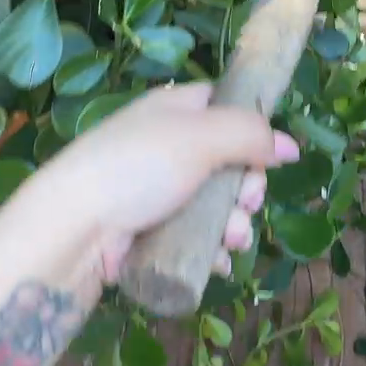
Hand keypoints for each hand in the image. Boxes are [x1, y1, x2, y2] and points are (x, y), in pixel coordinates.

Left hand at [24, 83, 298, 280]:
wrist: (75, 228)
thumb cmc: (138, 166)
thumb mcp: (202, 136)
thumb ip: (251, 135)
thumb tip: (290, 148)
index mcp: (175, 110)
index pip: (225, 104)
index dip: (252, 127)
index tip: (267, 154)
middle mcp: (169, 146)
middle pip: (231, 161)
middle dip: (247, 188)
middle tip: (245, 203)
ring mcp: (160, 191)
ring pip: (218, 204)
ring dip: (235, 224)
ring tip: (231, 240)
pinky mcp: (153, 231)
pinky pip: (197, 237)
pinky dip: (213, 250)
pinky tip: (219, 261)